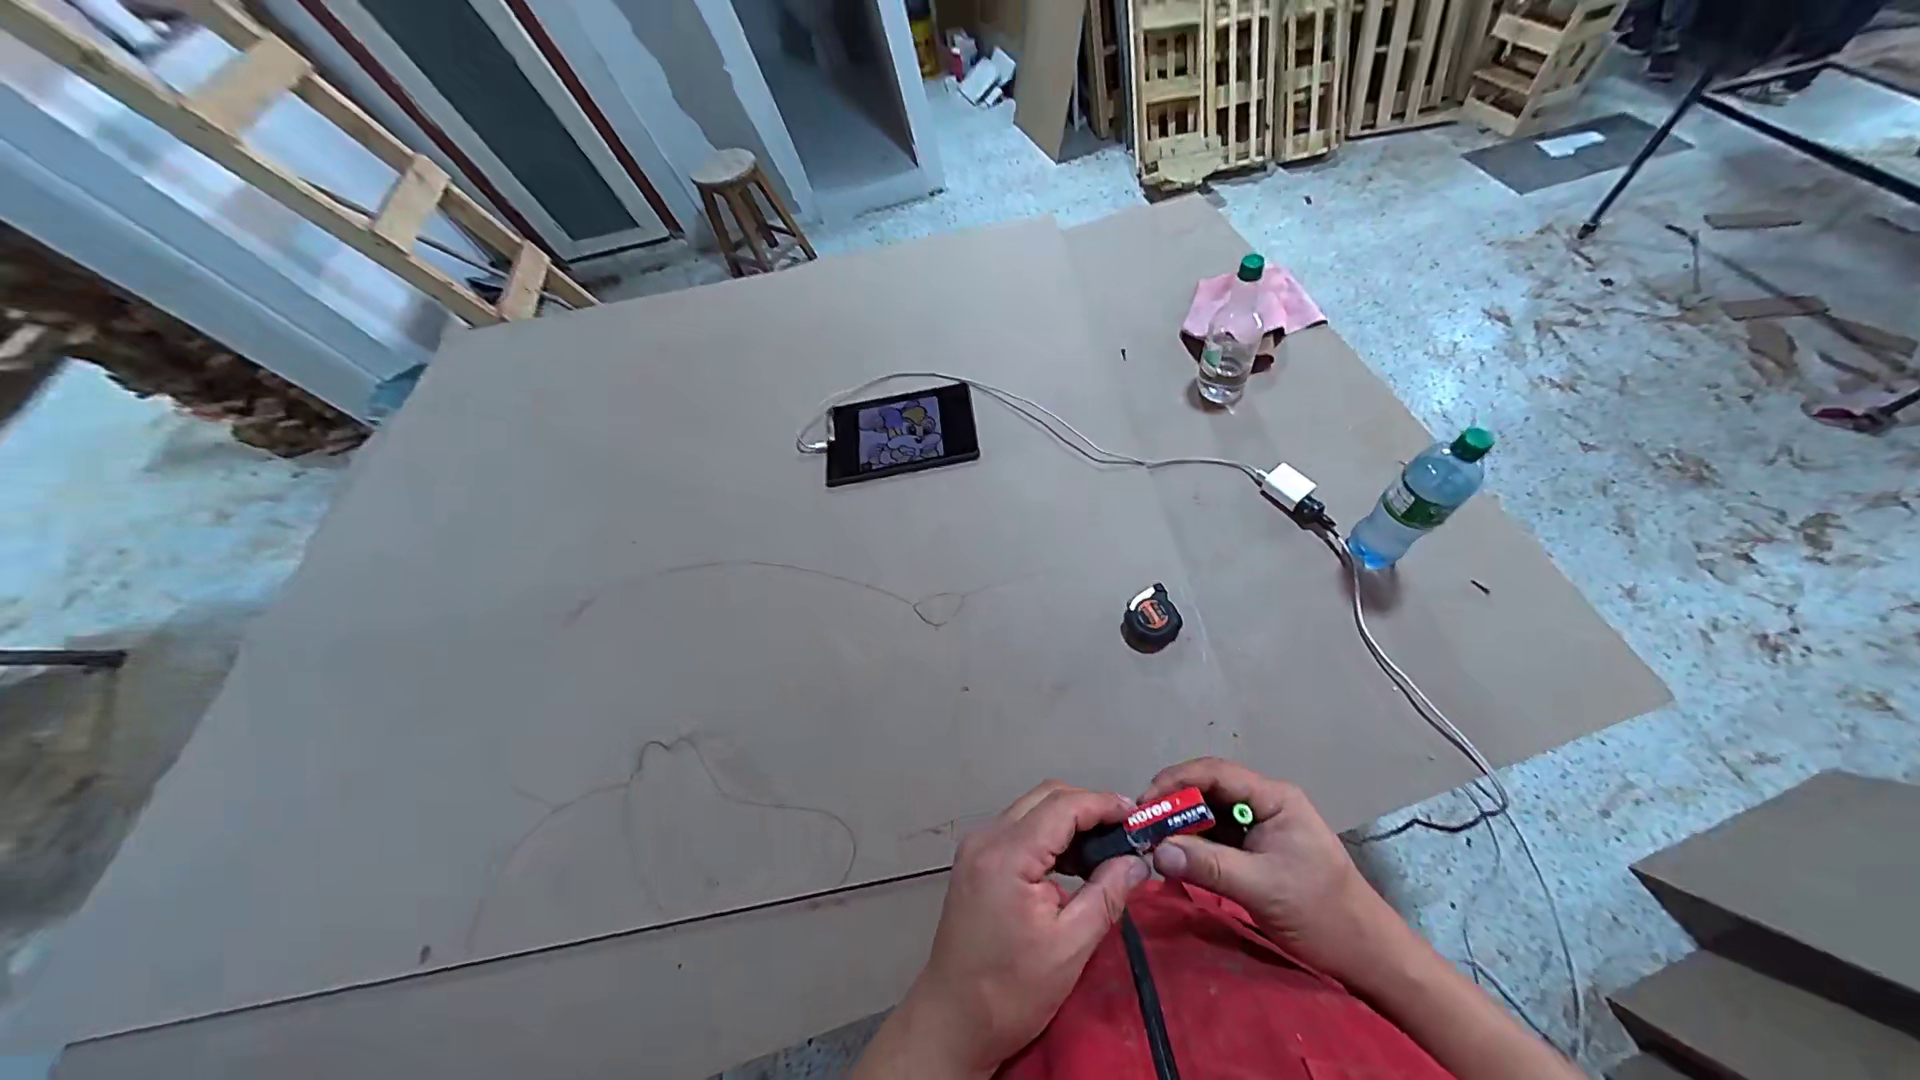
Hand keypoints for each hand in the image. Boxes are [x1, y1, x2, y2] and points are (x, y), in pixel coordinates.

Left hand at [860, 780, 1149, 1079]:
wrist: (953, 1019)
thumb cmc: (1011, 991)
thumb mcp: (1069, 948)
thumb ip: (1106, 895)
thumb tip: (1136, 862)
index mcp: (1006, 854)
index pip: (1062, 806)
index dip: (1103, 804)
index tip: (1138, 817)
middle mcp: (986, 837)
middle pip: (1045, 796)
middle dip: (1088, 806)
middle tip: (1125, 833)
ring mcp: (977, 845)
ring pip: (1032, 807)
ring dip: (1069, 818)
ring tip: (1105, 848)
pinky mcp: (976, 858)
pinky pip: (1019, 827)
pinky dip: (1049, 833)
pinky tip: (1073, 861)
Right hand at [1141, 757, 1414, 992]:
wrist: (1367, 957)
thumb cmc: (1322, 914)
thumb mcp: (1262, 888)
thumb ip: (1208, 865)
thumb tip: (1156, 851)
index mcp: (1274, 798)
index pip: (1215, 773)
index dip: (1176, 782)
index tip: (1145, 803)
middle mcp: (1265, 803)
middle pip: (1208, 788)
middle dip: (1174, 802)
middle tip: (1142, 824)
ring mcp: (1260, 825)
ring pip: (1209, 812)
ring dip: (1180, 824)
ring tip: (1151, 839)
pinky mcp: (1255, 849)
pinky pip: (1215, 835)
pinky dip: (1192, 842)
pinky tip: (1174, 854)